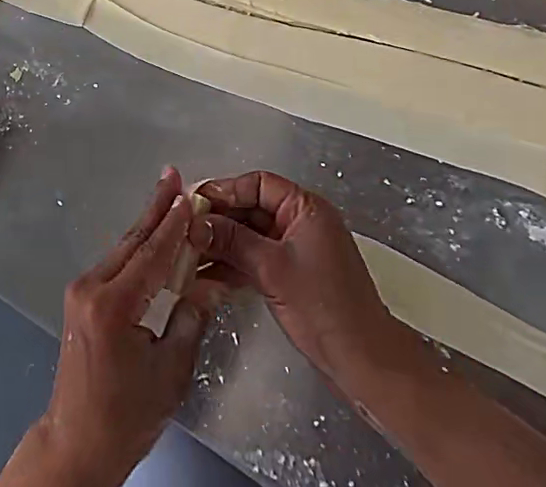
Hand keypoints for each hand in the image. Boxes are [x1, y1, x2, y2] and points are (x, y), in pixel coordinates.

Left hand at [0, 167, 225, 486]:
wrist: (77, 442)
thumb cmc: (127, 414)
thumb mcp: (171, 368)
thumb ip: (191, 316)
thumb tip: (212, 280)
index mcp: (114, 306)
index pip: (153, 254)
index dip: (174, 224)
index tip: (189, 196)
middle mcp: (91, 289)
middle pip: (132, 241)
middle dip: (156, 208)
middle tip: (172, 175)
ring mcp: (81, 292)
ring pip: (122, 250)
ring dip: (147, 225)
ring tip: (168, 197)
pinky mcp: (79, 300)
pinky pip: (115, 264)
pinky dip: (137, 248)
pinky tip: (151, 236)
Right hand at [192, 171, 398, 381]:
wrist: (361, 360)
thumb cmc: (323, 306)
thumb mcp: (272, 268)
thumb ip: (232, 241)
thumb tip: (196, 223)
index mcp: (305, 208)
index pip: (259, 184)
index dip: (225, 190)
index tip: (194, 202)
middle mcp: (301, 222)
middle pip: (251, 208)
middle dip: (218, 219)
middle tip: (184, 230)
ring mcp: (296, 249)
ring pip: (250, 235)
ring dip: (221, 244)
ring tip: (187, 254)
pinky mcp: (291, 275)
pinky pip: (255, 258)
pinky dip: (233, 264)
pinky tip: (205, 276)